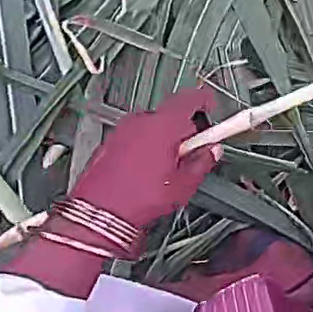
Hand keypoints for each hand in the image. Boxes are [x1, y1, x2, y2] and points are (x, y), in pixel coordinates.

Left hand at [70, 86, 221, 228]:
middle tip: (191, 153)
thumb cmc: (137, 198)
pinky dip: (145, 147)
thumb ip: (202, 162)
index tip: (210, 106)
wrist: (101, 212)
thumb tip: (211, 152)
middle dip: (184, 132)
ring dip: (163, 140)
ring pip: (152, 127)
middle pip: (171, 115)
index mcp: (163, 126)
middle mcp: (140, 121)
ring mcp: (122, 130)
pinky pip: (135, 136)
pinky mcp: (110, 141)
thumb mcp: (184, 184)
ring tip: (166, 169)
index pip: (189, 99)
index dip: (204, 100)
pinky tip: (146, 172)